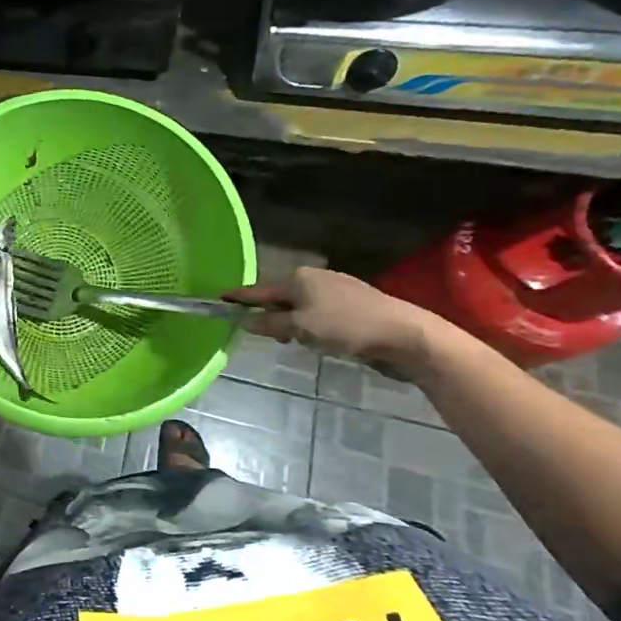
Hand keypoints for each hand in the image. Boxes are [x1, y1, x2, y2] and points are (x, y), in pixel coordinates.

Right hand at [227, 267, 449, 378]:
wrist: (400, 333)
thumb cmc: (344, 327)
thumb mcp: (301, 328)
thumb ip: (271, 324)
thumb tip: (247, 320)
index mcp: (298, 279)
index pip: (259, 289)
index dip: (239, 297)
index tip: (219, 298)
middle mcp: (314, 278)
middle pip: (280, 297)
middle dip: (271, 315)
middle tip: (271, 337)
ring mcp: (335, 289)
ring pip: (300, 307)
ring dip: (293, 324)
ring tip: (299, 343)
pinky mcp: (352, 304)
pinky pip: (318, 314)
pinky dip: (311, 326)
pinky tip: (322, 341)